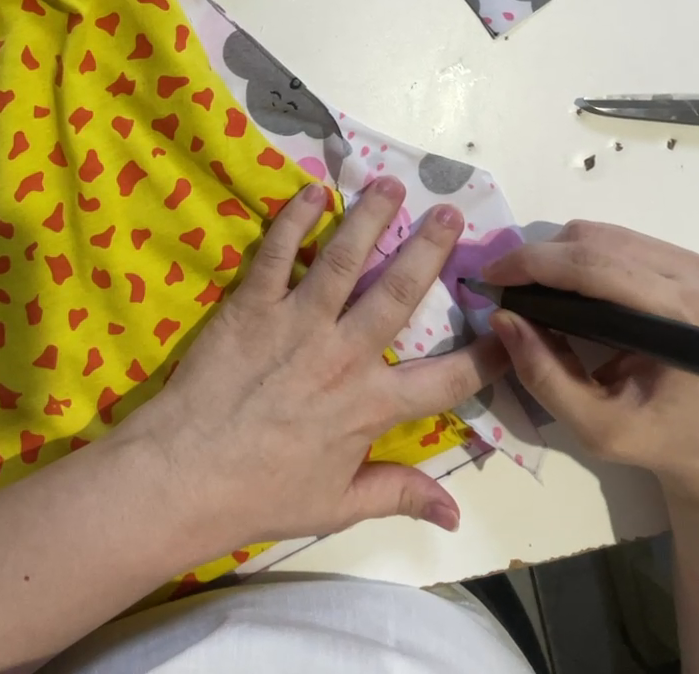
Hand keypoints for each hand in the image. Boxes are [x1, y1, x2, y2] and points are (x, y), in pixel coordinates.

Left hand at [108, 177, 507, 551]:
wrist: (188, 472)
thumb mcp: (337, 504)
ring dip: (370, 218)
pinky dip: (296, 220)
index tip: (511, 331)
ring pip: (345, 260)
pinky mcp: (253, 305)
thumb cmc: (262, 493)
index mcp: (371, 404)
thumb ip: (398, 495)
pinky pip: (278, 254)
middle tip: (449, 213)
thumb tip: (454, 515)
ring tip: (390, 183)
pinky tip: (311, 193)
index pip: (447, 380)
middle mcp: (344, 353)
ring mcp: (298, 322)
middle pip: (399, 293)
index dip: (487, 359)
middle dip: (429, 250)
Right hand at [479, 221, 698, 507]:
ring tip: (531, 287)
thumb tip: (501, 317)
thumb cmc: (661, 439)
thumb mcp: (594, 427)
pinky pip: (618, 240)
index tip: (489, 277)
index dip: (533, 263)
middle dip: (538, 257)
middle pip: (595, 241)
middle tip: (504, 286)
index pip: (595, 266)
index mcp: (683, 319)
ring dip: (557, 254)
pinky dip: (579, 254)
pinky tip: (566, 285)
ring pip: (603, 233)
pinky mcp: (692, 264)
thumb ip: (544, 375)